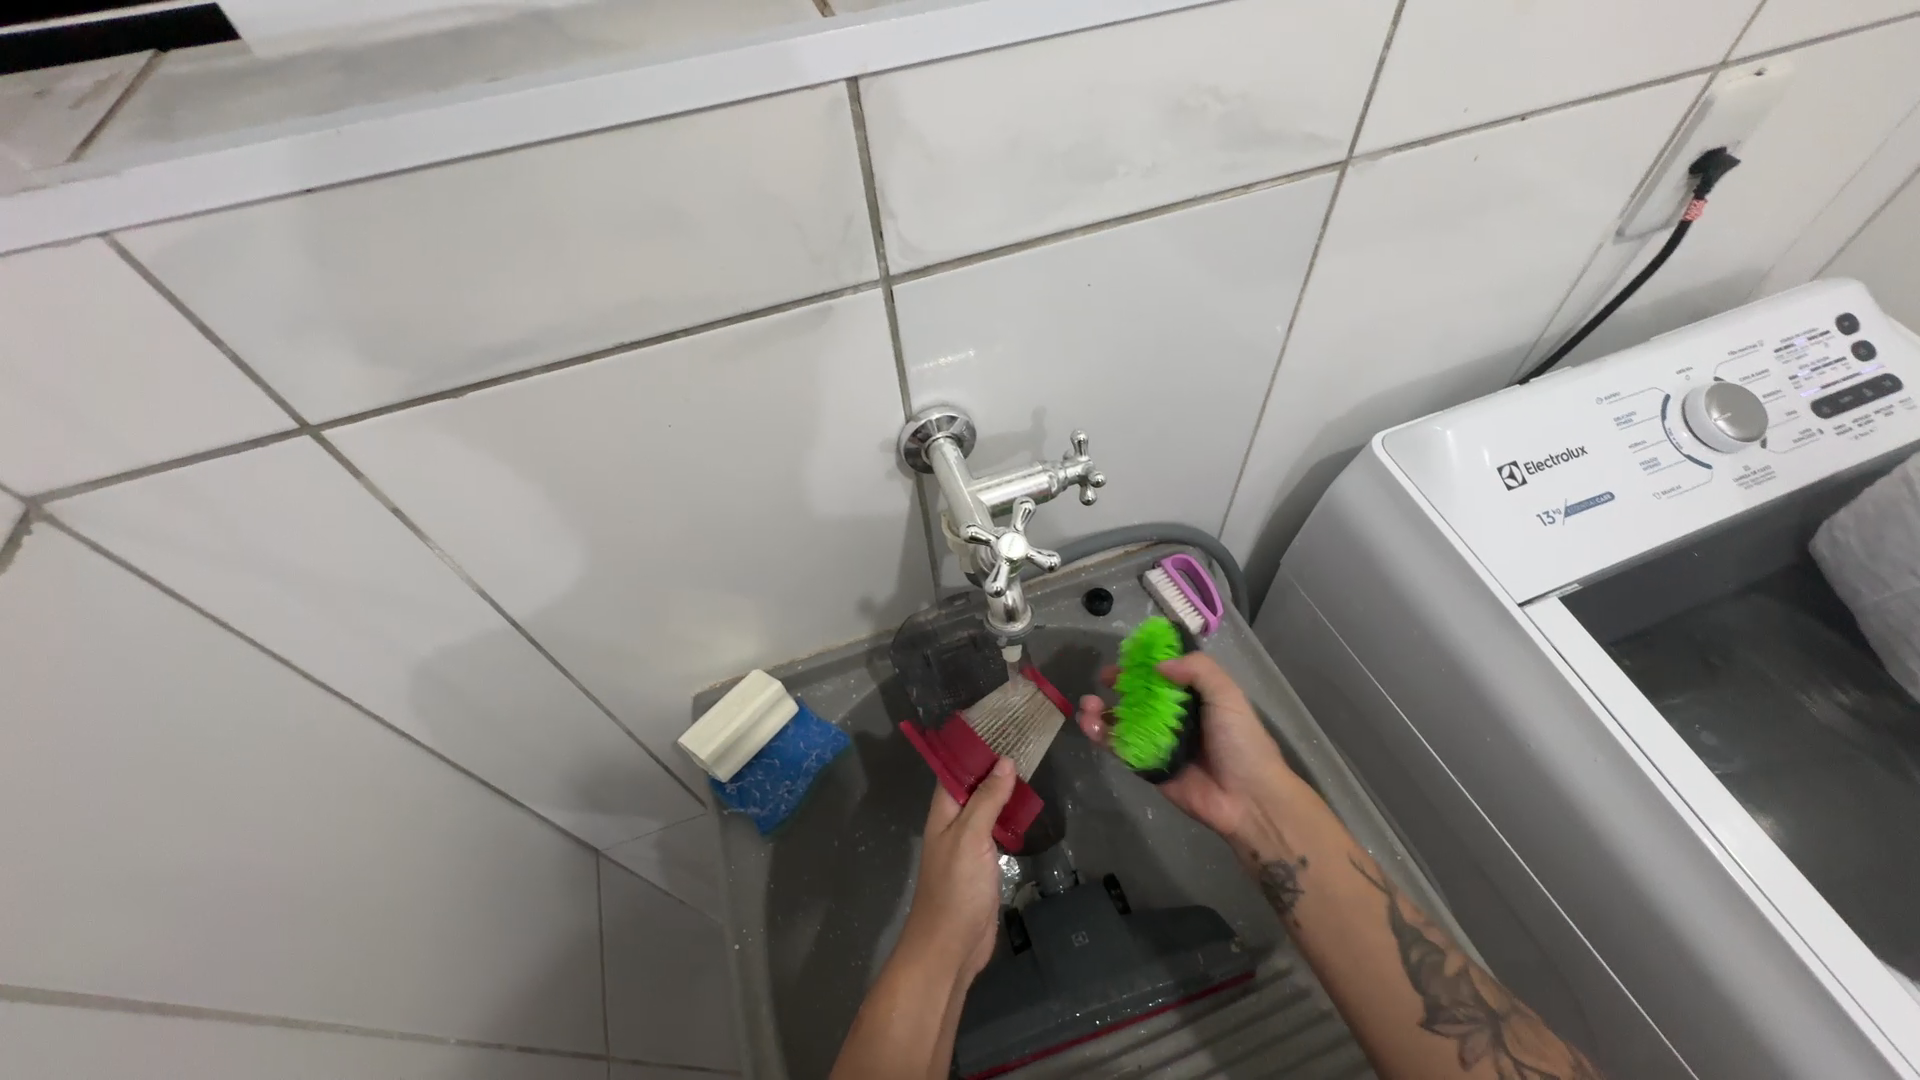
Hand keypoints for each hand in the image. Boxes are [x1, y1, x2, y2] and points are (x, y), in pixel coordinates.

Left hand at [898, 757, 1015, 984]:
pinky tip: (1028, 805)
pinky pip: (996, 828)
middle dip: (993, 762)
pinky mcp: (983, 862)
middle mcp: (953, 821)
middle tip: (1023, 737)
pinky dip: (1010, 814)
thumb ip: (987, 799)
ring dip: (1003, 788)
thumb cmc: (955, 887)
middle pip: (972, 783)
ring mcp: (968, 842)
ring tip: (1031, 763)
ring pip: (986, 805)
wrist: (951, 946)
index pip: (955, 766)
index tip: (997, 721)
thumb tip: (1005, 761)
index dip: (973, 745)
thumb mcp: (970, 837)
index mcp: (943, 810)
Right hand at [1076, 653, 1295, 848]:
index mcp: (1195, 699)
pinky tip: (1091, 726)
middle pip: (1138, 697)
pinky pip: (1121, 749)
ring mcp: (1159, 743)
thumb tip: (1159, 665)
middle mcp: (1174, 718)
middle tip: (1101, 680)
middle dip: (1117, 687)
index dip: (1143, 666)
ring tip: (1087, 705)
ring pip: (1123, 722)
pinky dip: (1103, 737)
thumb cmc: (1241, 741)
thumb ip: (1197, 670)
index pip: (1164, 676)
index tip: (1124, 658)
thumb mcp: (1227, 695)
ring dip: (1102, 711)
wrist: (1247, 798)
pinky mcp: (1148, 767)